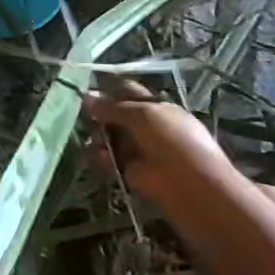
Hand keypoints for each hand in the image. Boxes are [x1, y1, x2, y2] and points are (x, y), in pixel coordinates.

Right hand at [83, 80, 241, 205]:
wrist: (188, 184)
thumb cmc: (171, 140)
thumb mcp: (143, 115)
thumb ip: (113, 106)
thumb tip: (87, 96)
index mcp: (155, 108)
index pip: (127, 92)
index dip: (108, 90)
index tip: (85, 91)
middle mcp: (145, 126)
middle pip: (113, 114)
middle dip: (97, 114)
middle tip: (85, 116)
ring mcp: (135, 147)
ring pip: (106, 135)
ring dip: (97, 136)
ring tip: (96, 140)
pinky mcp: (126, 168)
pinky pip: (105, 158)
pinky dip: (99, 156)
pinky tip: (100, 155)